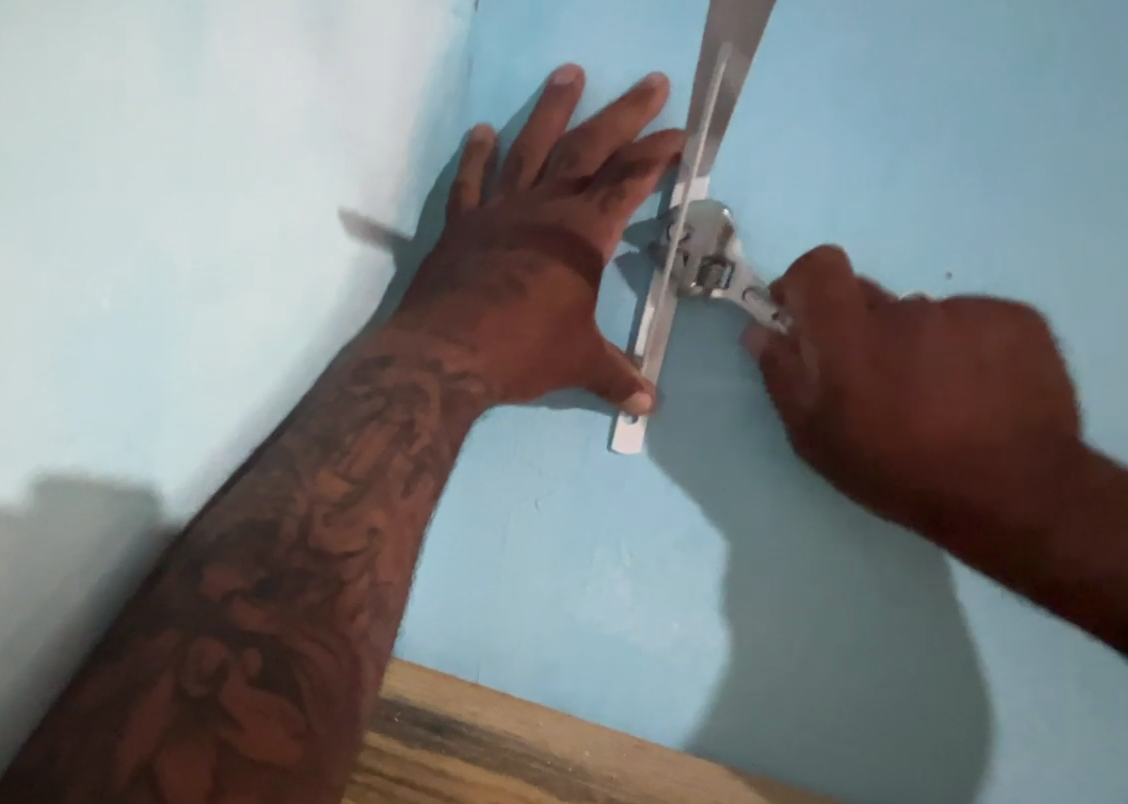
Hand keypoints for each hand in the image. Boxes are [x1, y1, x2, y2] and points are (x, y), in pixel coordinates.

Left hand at [392, 64, 686, 414]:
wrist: (446, 353)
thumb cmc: (521, 353)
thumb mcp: (577, 364)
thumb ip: (615, 377)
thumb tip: (649, 405)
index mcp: (583, 235)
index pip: (630, 181)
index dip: (658, 155)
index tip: (681, 133)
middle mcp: (544, 209)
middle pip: (590, 148)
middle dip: (625, 114)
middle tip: (652, 82)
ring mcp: (499, 212)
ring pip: (530, 147)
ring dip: (552, 109)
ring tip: (568, 73)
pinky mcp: (460, 226)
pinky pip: (470, 182)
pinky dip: (477, 155)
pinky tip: (482, 131)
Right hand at [747, 245, 1090, 541]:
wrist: (1010, 489)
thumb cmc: (893, 470)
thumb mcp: (815, 438)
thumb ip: (784, 377)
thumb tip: (760, 332)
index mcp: (849, 335)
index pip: (819, 267)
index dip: (804, 284)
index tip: (801, 317)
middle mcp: (906, 308)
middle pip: (868, 299)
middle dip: (859, 330)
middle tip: (874, 385)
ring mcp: (967, 310)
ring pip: (921, 316)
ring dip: (915, 345)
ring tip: (935, 399)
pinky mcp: (1018, 318)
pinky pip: (973, 322)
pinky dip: (965, 349)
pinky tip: (976, 394)